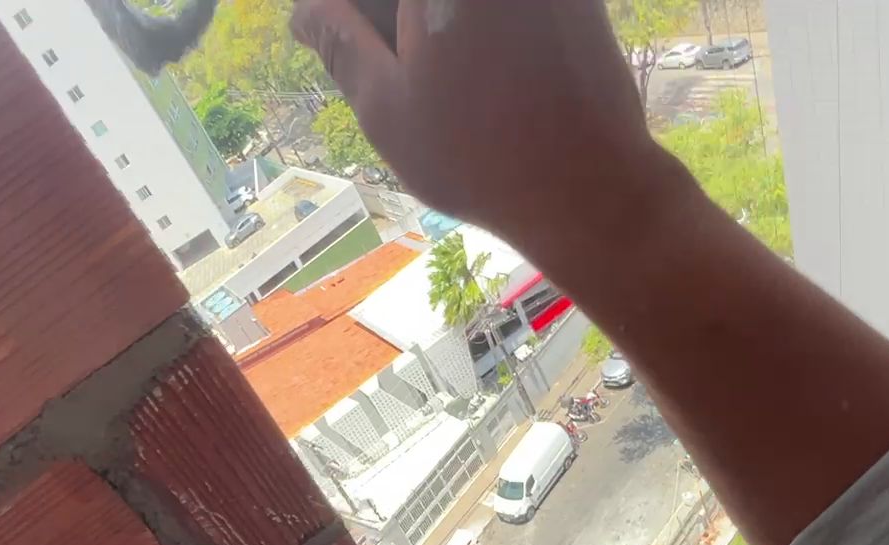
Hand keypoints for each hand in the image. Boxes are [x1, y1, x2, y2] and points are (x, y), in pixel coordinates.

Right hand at [291, 0, 682, 258]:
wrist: (583, 183)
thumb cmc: (472, 154)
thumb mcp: (386, 106)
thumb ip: (341, 44)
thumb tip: (306, 14)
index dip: (344, 16)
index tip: (327, 35)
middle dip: (387, 21)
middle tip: (380, 67)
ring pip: (451, 5)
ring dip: (428, 27)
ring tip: (429, 79)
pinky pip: (497, 11)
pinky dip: (471, 27)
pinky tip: (472, 72)